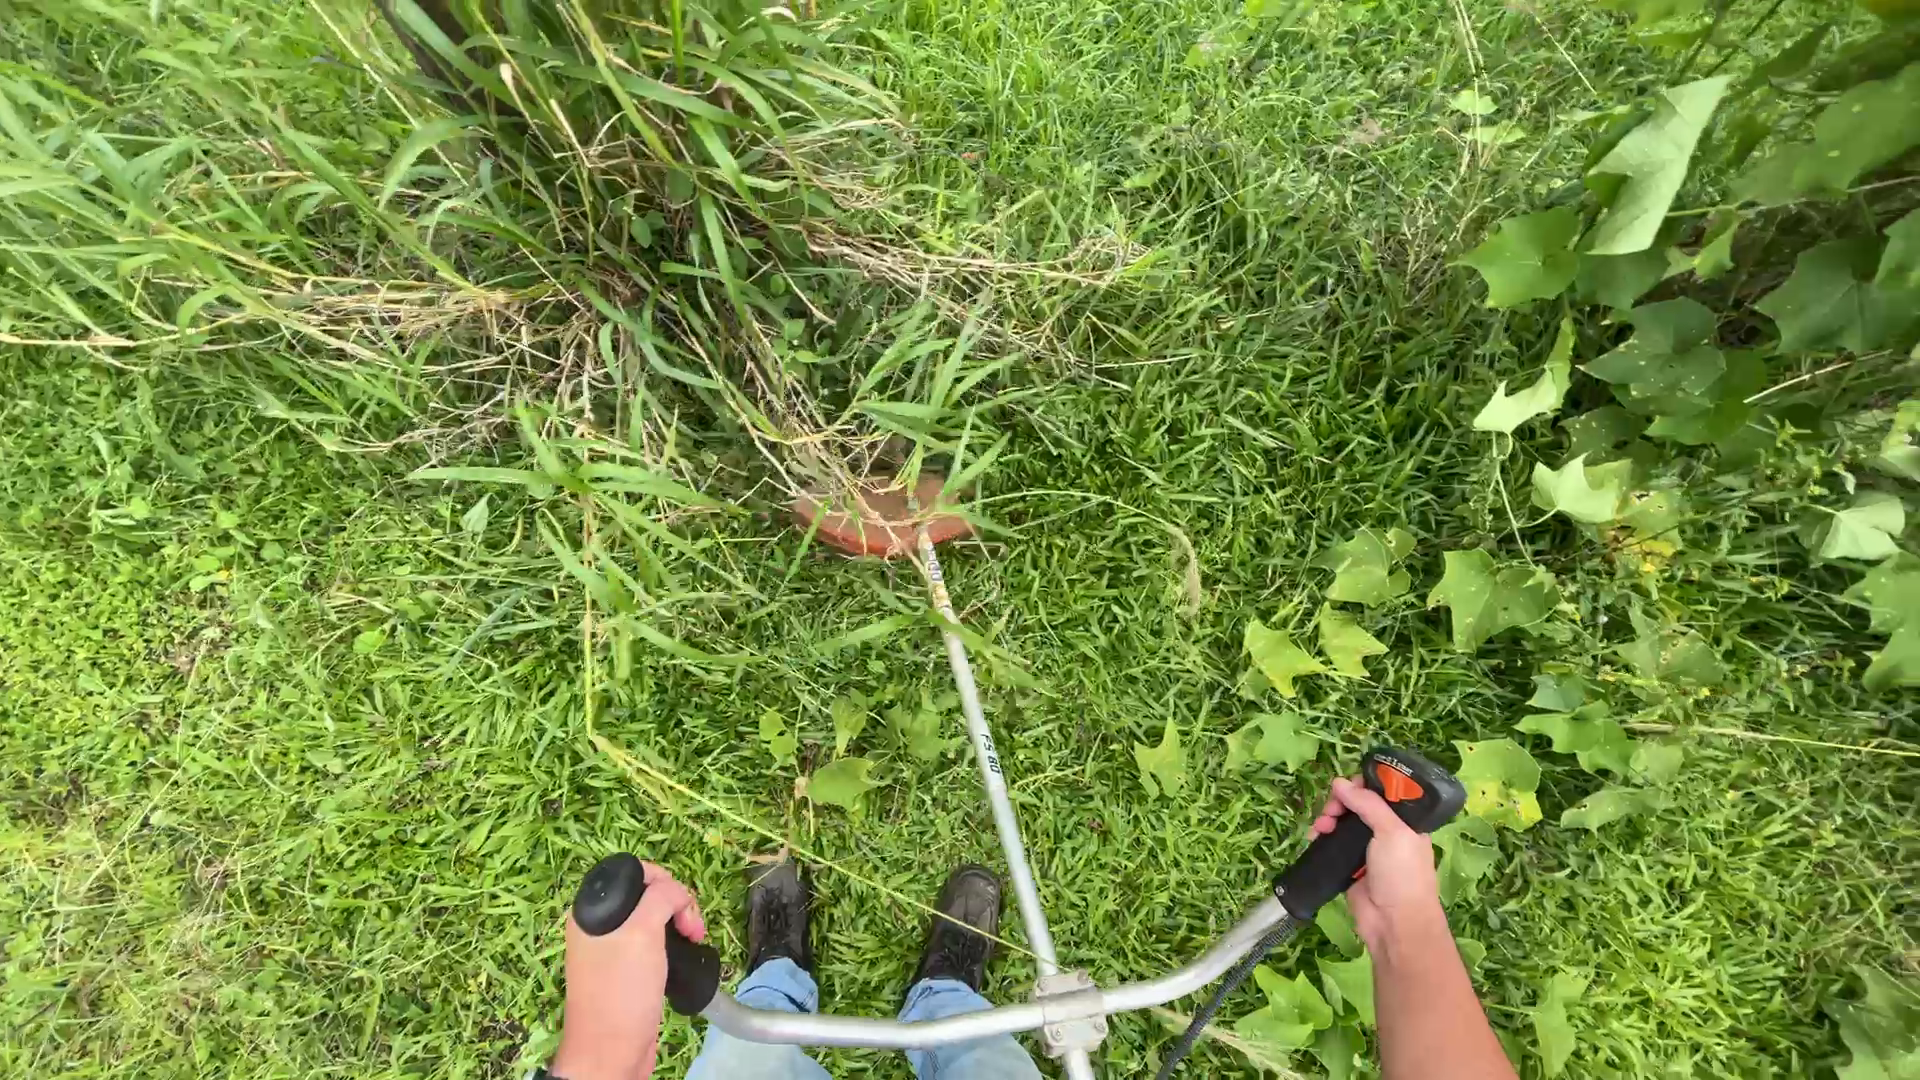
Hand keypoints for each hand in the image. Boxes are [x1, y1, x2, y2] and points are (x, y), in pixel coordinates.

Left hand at [550, 863, 705, 1079]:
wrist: (612, 1054)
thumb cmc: (623, 990)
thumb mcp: (643, 931)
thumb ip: (661, 897)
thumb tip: (676, 893)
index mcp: (591, 910)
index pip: (634, 872)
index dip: (664, 881)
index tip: (680, 905)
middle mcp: (599, 924)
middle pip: (649, 893)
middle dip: (677, 902)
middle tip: (691, 926)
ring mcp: (613, 947)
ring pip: (656, 915)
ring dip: (680, 920)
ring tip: (694, 938)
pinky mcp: (627, 968)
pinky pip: (656, 938)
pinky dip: (674, 939)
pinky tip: (684, 950)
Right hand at [1309, 776, 1446, 950]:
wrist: (1394, 923)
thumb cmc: (1402, 875)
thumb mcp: (1392, 832)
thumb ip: (1367, 804)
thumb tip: (1340, 782)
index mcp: (1405, 823)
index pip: (1383, 792)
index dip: (1364, 785)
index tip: (1348, 786)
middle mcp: (1386, 832)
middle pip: (1358, 803)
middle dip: (1340, 801)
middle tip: (1331, 810)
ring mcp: (1366, 848)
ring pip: (1342, 820)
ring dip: (1328, 817)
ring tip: (1321, 827)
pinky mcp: (1349, 862)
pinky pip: (1332, 840)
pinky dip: (1322, 834)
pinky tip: (1314, 837)